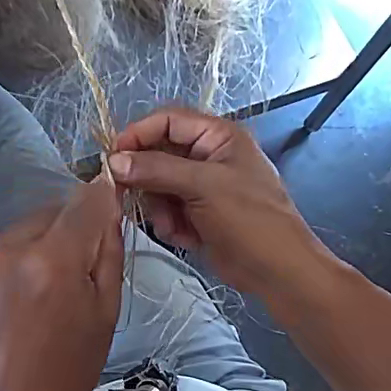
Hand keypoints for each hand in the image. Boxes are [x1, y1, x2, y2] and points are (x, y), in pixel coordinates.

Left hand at [0, 179, 124, 390]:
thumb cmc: (67, 368)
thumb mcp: (106, 312)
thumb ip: (109, 252)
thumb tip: (110, 208)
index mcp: (52, 262)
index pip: (85, 202)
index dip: (105, 198)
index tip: (115, 204)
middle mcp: (11, 248)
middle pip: (56, 209)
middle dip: (76, 226)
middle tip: (86, 264)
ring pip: (31, 225)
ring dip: (50, 239)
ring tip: (55, 283)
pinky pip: (9, 243)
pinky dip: (26, 254)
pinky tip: (30, 290)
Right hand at [107, 108, 335, 296]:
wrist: (276, 269)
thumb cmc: (249, 219)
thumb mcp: (203, 186)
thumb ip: (157, 169)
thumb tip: (114, 160)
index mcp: (218, 137)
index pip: (167, 121)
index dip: (138, 135)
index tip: (113, 157)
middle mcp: (209, 157)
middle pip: (158, 155)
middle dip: (146, 179)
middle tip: (128, 197)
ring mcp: (204, 188)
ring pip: (159, 187)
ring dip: (159, 207)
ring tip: (172, 224)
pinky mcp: (199, 216)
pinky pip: (169, 211)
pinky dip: (171, 224)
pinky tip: (185, 237)